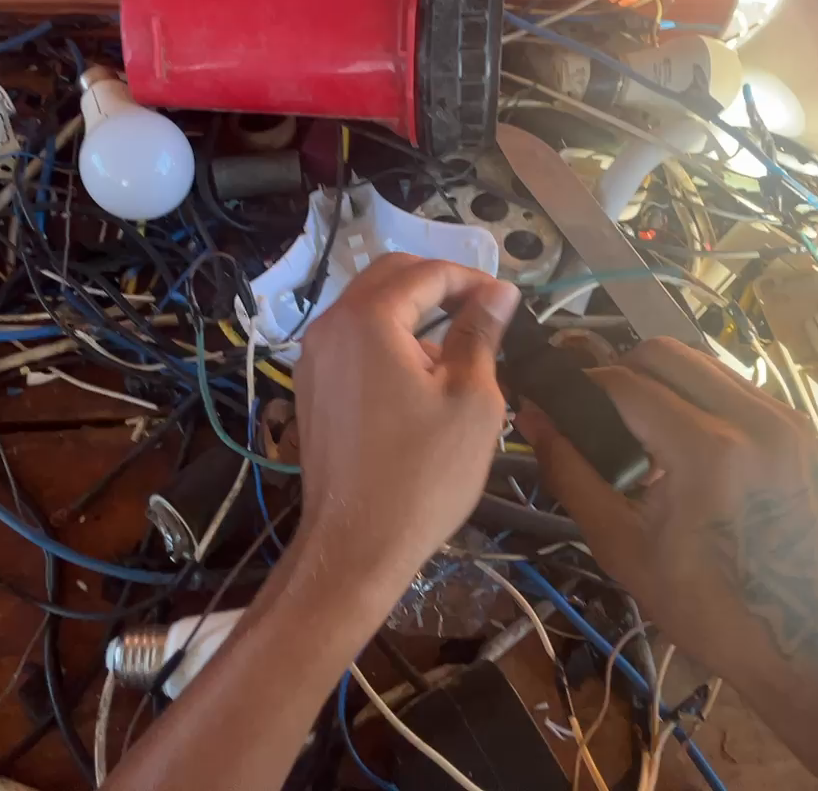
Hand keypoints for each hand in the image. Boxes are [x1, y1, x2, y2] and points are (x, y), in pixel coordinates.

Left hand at [290, 253, 520, 587]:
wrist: (355, 544)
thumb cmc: (422, 473)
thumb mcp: (470, 399)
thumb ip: (480, 332)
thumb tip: (498, 292)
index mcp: (367, 318)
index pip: (426, 273)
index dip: (471, 279)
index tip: (506, 302)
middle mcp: (330, 325)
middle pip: (388, 277)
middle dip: (438, 284)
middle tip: (481, 311)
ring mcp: (313, 355)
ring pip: (367, 306)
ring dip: (412, 311)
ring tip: (455, 348)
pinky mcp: (311, 384)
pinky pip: (352, 338)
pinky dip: (386, 337)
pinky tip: (417, 375)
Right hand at [521, 338, 817, 686]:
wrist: (810, 646)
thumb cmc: (706, 605)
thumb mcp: (619, 543)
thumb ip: (569, 469)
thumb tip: (530, 415)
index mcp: (706, 449)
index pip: (623, 382)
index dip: (577, 384)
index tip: (552, 400)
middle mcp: (750, 416)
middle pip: (661, 352)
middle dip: (616, 371)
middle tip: (594, 413)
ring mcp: (782, 417)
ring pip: (696, 360)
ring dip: (655, 378)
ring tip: (636, 425)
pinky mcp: (798, 426)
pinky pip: (727, 382)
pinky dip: (691, 391)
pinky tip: (678, 436)